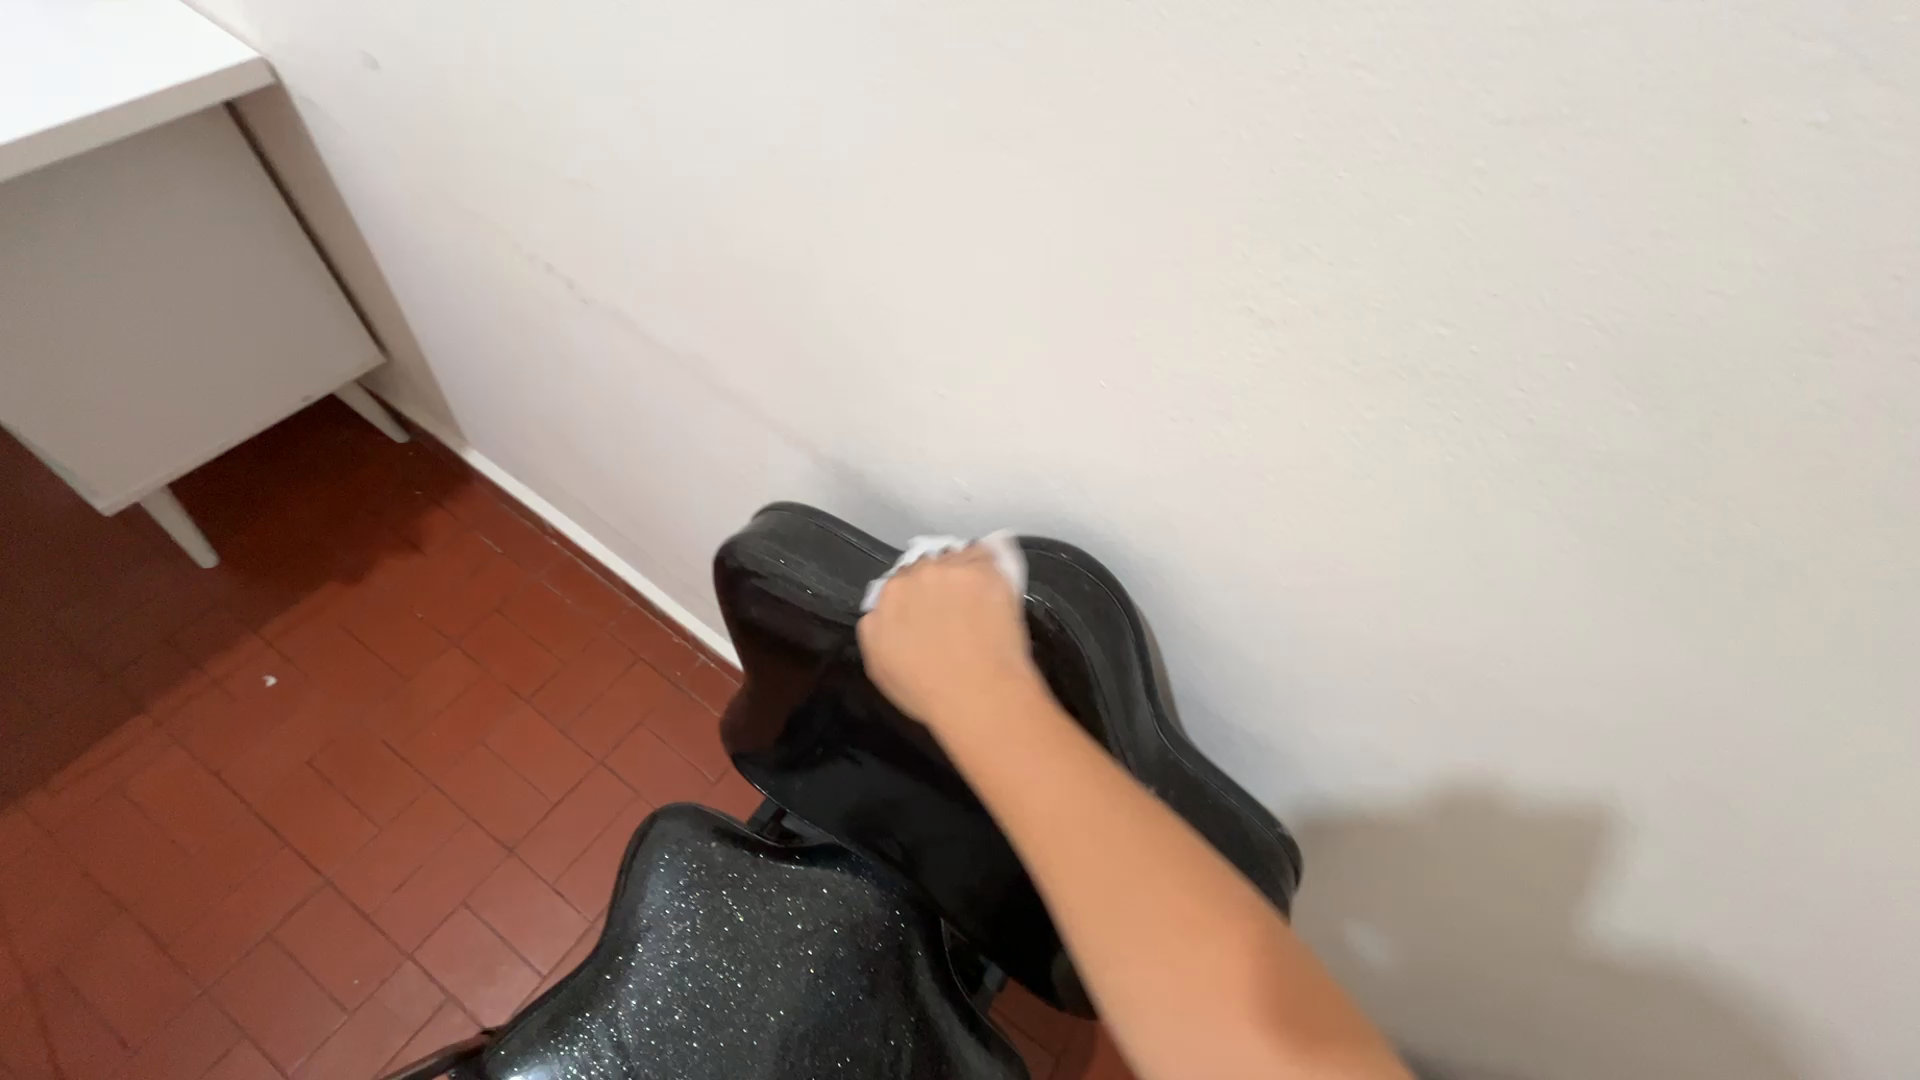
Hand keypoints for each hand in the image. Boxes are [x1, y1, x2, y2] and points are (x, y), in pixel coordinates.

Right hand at [856, 546, 1045, 734]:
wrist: (979, 693)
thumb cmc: (929, 693)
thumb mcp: (881, 668)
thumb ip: (877, 631)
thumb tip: (883, 614)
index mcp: (884, 600)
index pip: (898, 585)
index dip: (916, 599)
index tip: (931, 614)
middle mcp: (912, 577)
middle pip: (924, 567)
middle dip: (937, 583)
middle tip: (956, 608)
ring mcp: (948, 570)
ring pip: (954, 559)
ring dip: (963, 573)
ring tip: (979, 599)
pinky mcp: (981, 570)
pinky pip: (985, 555)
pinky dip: (989, 565)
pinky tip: (994, 585)